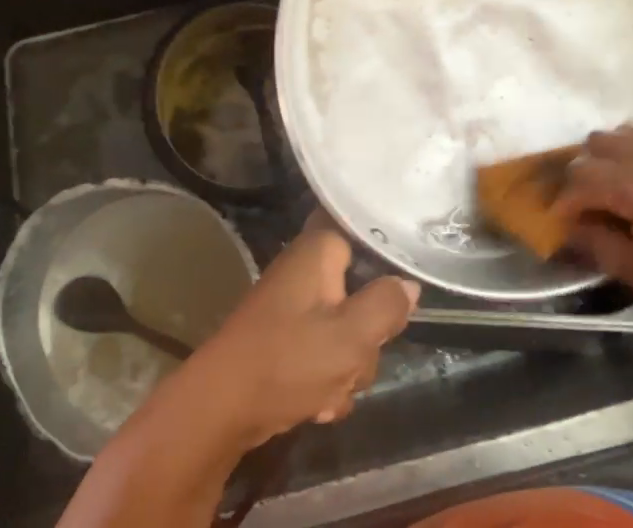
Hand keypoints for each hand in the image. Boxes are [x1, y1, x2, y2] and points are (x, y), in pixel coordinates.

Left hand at [181, 215, 418, 448]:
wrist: (222, 409)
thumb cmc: (288, 360)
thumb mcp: (352, 335)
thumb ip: (386, 305)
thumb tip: (407, 285)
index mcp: (319, 252)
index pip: (359, 222)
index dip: (386, 243)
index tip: (409, 265)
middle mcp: (307, 272)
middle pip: (363, 289)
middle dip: (369, 331)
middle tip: (357, 349)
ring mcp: (296, 309)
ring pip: (350, 330)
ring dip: (349, 366)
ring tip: (329, 384)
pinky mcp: (289, 342)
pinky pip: (327, 356)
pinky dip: (327, 381)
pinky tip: (316, 403)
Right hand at [554, 126, 632, 359]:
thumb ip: (597, 242)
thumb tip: (570, 227)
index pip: (582, 178)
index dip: (563, 202)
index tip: (558, 222)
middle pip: (601, 143)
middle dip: (585, 173)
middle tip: (586, 206)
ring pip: (630, 133)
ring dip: (614, 159)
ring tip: (617, 194)